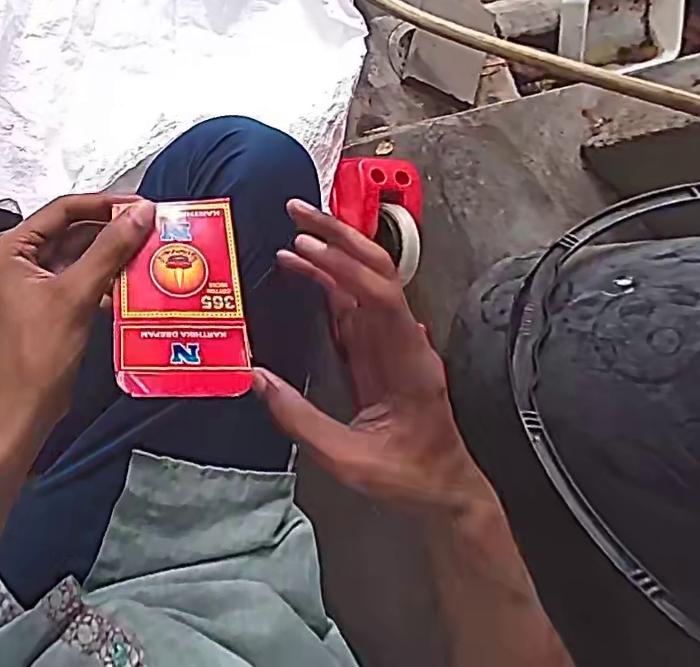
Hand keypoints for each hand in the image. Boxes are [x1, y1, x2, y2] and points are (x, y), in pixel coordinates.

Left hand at [0, 194, 154, 426]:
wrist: (27, 408)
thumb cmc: (34, 356)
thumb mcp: (76, 294)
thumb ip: (109, 250)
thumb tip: (138, 214)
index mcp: (14, 248)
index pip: (63, 209)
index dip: (102, 203)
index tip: (136, 203)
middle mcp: (25, 259)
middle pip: (76, 229)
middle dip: (113, 228)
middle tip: (149, 224)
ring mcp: (41, 280)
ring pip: (85, 252)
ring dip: (115, 252)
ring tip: (149, 247)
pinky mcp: (57, 300)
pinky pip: (88, 275)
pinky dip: (111, 276)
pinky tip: (135, 279)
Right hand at [255, 198, 490, 514]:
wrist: (444, 487)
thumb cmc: (408, 476)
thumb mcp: (351, 460)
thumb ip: (301, 420)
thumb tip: (255, 377)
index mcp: (408, 361)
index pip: (382, 298)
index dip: (345, 268)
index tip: (307, 248)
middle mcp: (401, 337)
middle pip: (376, 269)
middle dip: (338, 234)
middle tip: (298, 211)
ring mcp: (387, 336)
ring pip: (361, 276)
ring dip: (330, 245)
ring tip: (293, 223)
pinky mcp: (372, 342)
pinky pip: (347, 297)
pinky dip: (322, 274)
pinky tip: (297, 261)